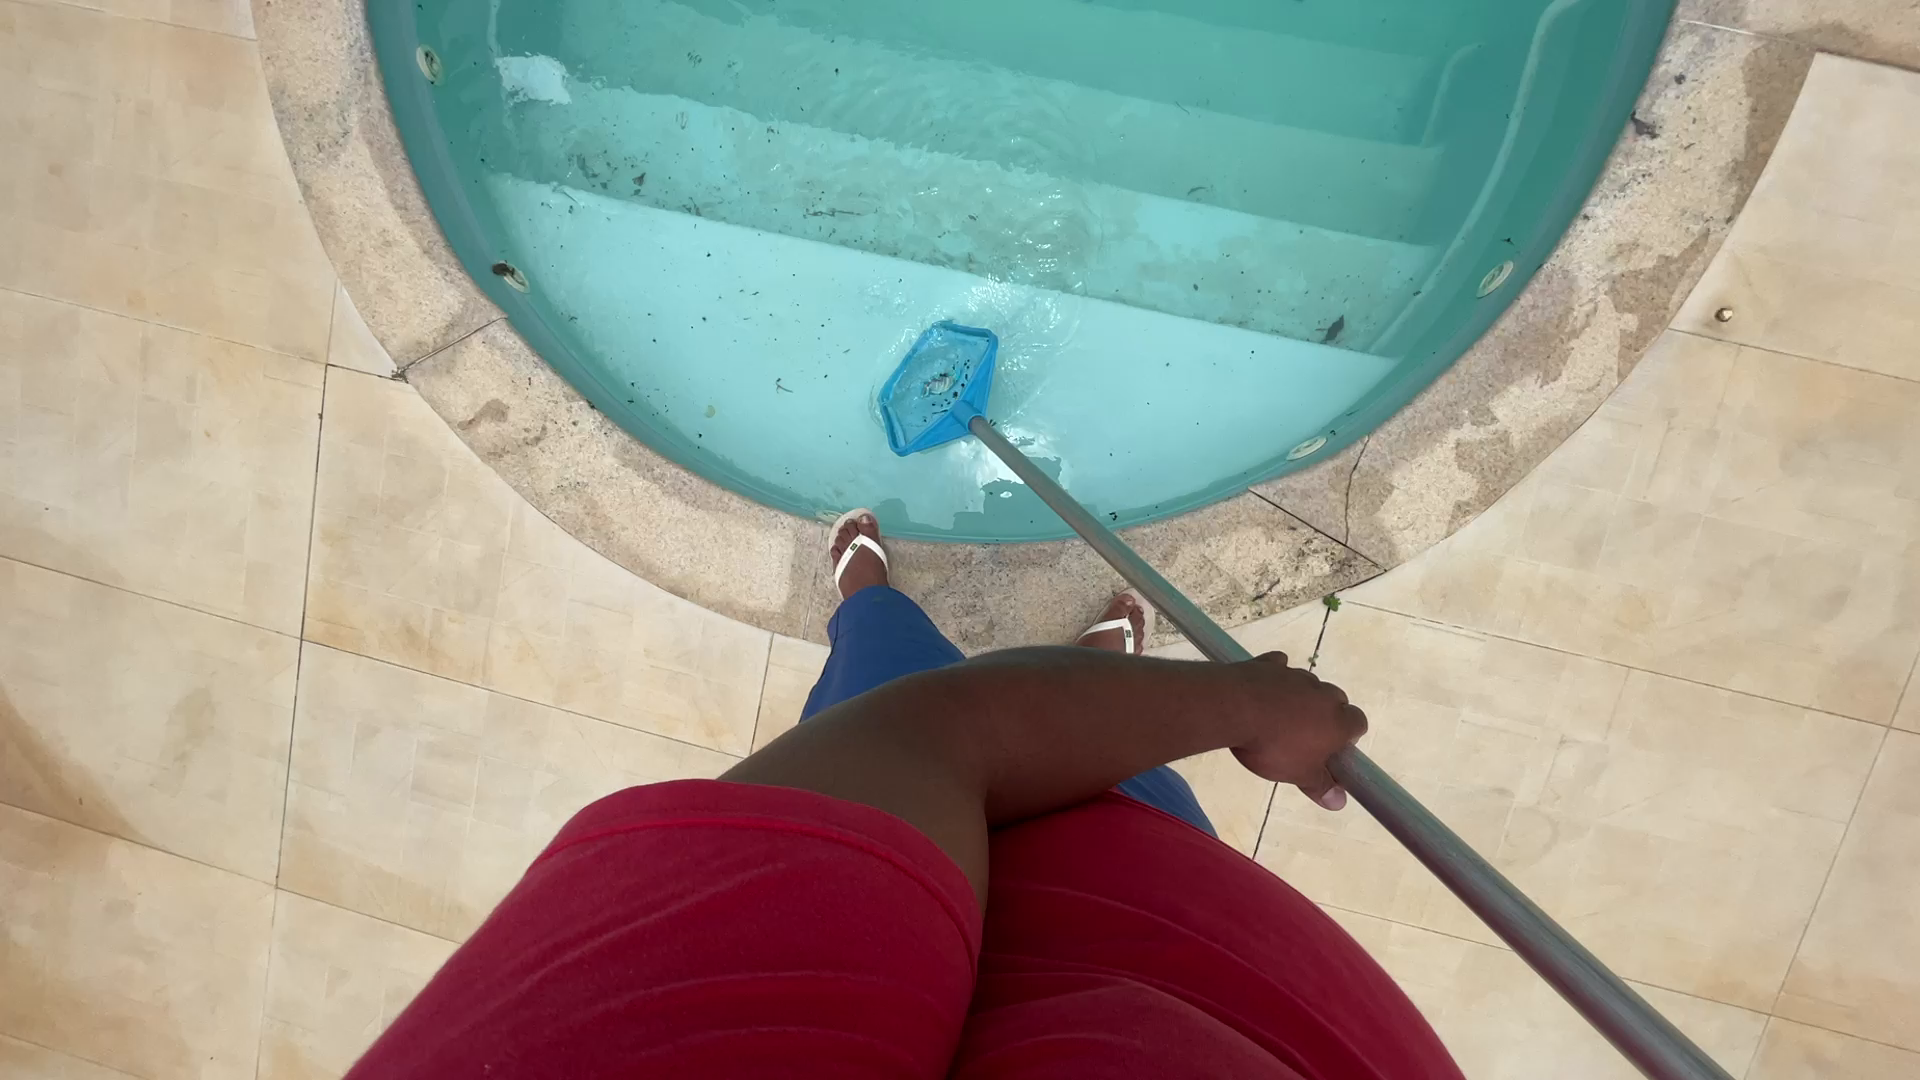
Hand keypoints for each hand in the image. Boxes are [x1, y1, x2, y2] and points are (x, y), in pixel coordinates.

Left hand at [1227, 653, 1366, 810]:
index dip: (1347, 736)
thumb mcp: (1298, 774)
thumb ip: (1320, 785)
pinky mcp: (1267, 663)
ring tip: (1276, 714)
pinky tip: (1261, 688)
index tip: (1329, 749)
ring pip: (1306, 683)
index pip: (1358, 722)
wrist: (1232, 707)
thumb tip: (1338, 801)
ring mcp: (1294, 674)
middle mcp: (1322, 692)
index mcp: (1338, 720)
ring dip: (1298, 695)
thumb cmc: (1272, 746)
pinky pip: (1277, 666)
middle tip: (1302, 734)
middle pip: (1334, 699)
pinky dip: (1273, 676)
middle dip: (1323, 713)